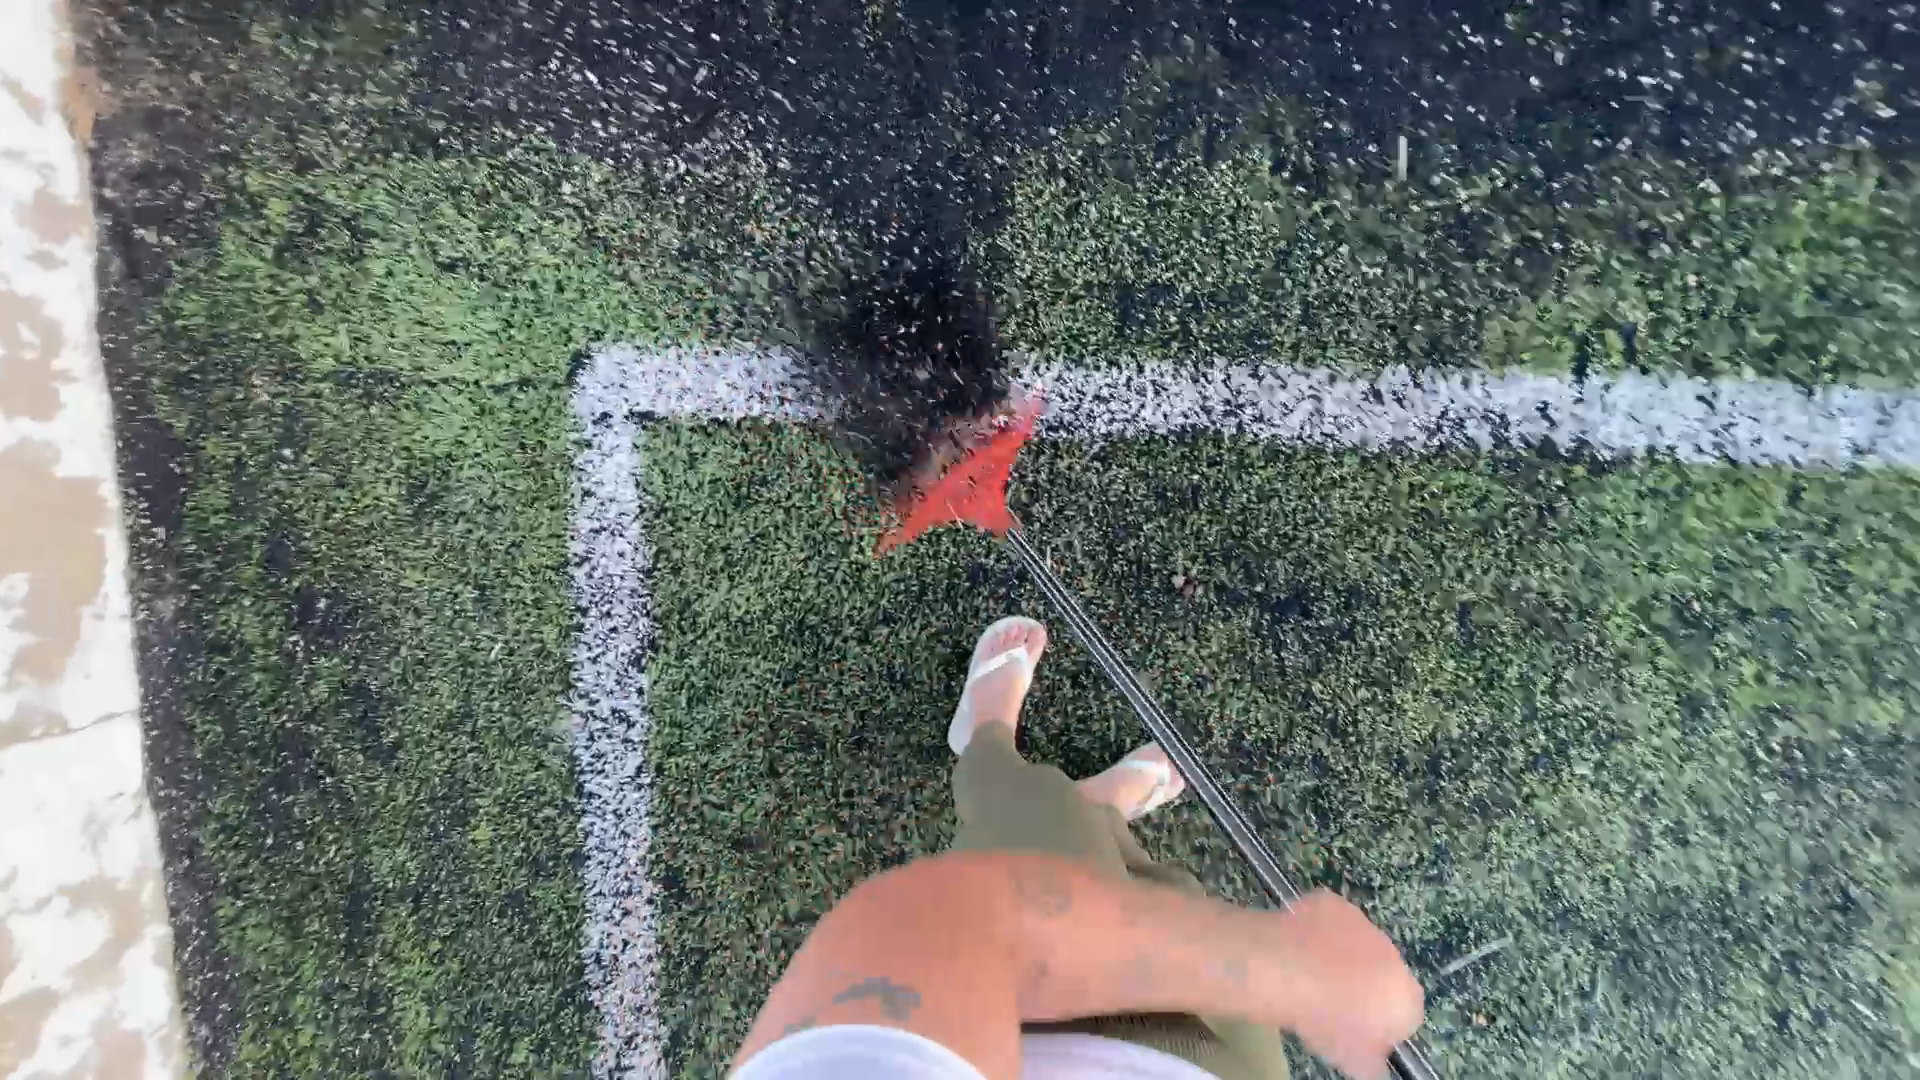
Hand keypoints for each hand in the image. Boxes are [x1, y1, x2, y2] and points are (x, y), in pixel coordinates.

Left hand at [1269, 890, 1425, 1079]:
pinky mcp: (1330, 901)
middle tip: (1329, 998)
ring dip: (1340, 952)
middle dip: (1361, 983)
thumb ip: (1374, 1061)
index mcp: (1407, 997)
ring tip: (1307, 968)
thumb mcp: (1357, 1063)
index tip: (1353, 1027)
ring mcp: (1360, 921)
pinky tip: (1296, 941)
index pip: (1403, 1013)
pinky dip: (1316, 926)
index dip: (1377, 1021)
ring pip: (1355, 941)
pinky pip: (1328, 916)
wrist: (1288, 969)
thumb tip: (1373, 1060)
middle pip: (1381, 971)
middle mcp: (1393, 954)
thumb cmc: (1326, 1020)